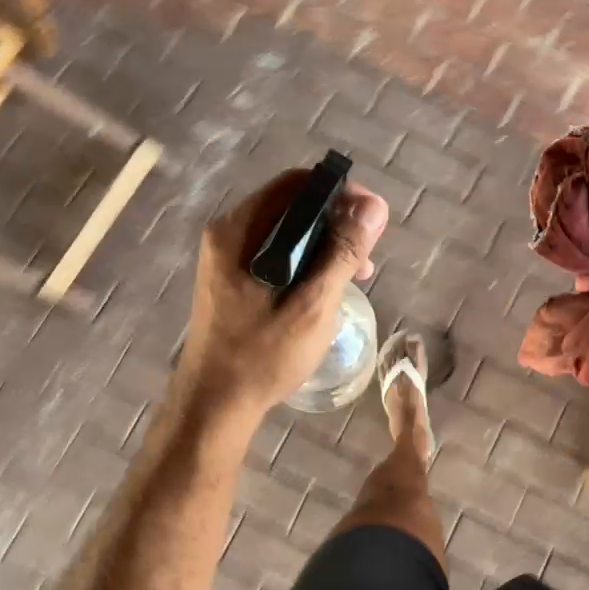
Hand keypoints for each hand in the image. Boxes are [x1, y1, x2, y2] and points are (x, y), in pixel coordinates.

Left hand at [175, 170, 389, 422]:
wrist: (214, 405)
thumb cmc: (262, 356)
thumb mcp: (312, 305)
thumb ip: (343, 252)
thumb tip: (374, 207)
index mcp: (239, 231)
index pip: (297, 183)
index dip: (341, 192)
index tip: (373, 220)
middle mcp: (228, 234)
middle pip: (293, 205)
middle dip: (337, 223)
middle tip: (366, 259)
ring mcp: (227, 257)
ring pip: (288, 231)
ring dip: (326, 245)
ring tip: (354, 278)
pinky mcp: (232, 278)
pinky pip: (277, 253)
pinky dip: (306, 262)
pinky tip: (325, 290)